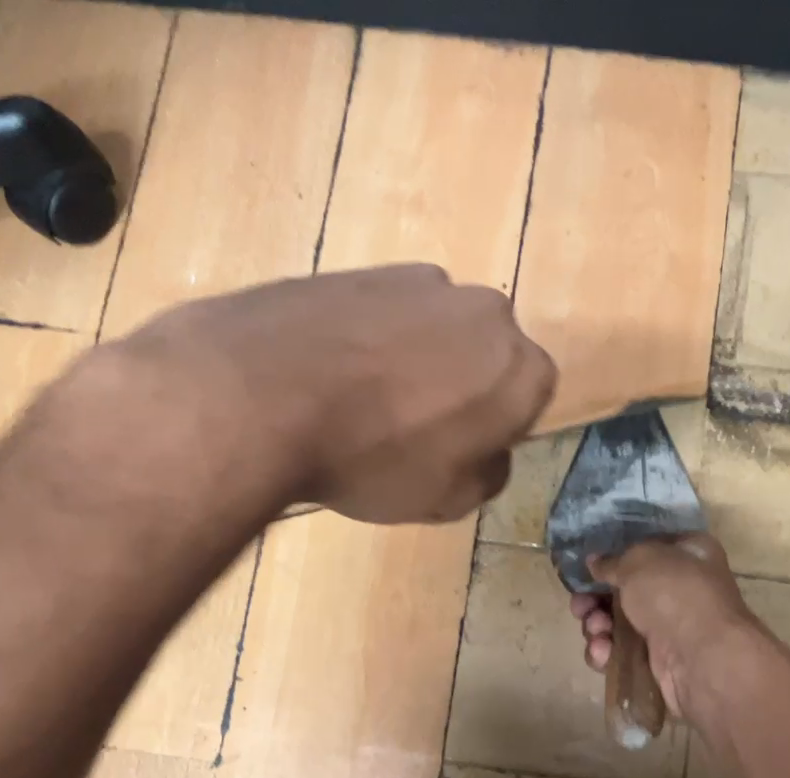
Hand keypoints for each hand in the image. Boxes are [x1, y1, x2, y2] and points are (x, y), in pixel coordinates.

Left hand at [107, 264, 556, 523]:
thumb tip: (486, 452)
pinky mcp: (360, 267)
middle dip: (460, 386)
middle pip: (483, 356)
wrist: (260, 394)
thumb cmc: (373, 458)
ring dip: (413, 360)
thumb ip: (488, 474)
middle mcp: (484, 310)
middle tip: (410, 429)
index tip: (456, 452)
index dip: (495, 431)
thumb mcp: (448, 499)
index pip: (529, 400)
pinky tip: (328, 375)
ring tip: (360, 403)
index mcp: (521, 367)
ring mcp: (419, 280)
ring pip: (433, 330)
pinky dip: (367, 340)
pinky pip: (381, 313)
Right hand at [570, 534, 759, 725]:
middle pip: (626, 590)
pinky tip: (602, 653)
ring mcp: (672, 628)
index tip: (589, 569)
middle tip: (580, 607)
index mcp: (689, 553)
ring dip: (598, 626)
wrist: (703, 657)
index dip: (616, 557)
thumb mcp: (638, 561)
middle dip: (596, 599)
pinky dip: (607, 652)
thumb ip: (612, 561)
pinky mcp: (660, 662)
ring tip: (596, 630)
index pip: (647, 549)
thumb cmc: (674, 593)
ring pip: (620, 624)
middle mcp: (682, 589)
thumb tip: (595, 562)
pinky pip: (623, 653)